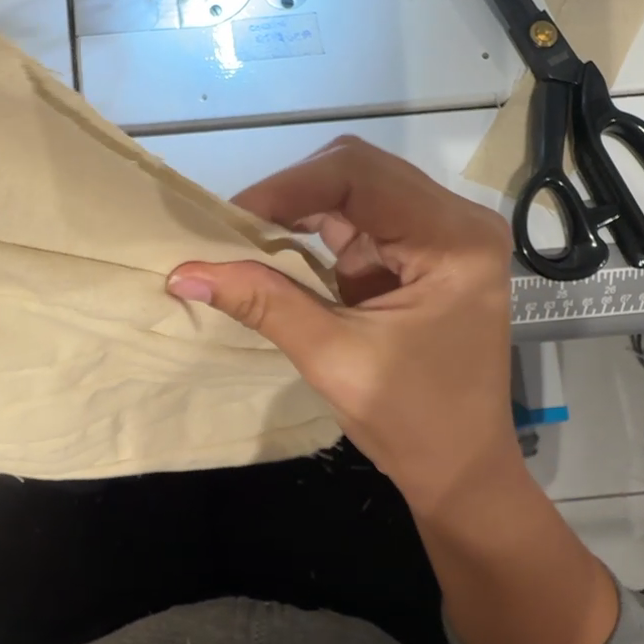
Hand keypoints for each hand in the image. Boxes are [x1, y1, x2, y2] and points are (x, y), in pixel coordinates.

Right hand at [168, 137, 521, 511]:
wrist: (459, 468)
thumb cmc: (411, 421)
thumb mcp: (333, 358)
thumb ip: (264, 303)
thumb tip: (184, 272)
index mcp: (452, 238)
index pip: (359, 176)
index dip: (286, 188)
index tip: (228, 221)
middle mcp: (453, 222)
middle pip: (359, 175)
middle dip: (289, 197)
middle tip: (232, 229)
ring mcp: (438, 238)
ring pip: (355, 197)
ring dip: (297, 216)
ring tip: (244, 241)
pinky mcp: (419, 259)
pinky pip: (359, 228)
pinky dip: (314, 241)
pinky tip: (276, 256)